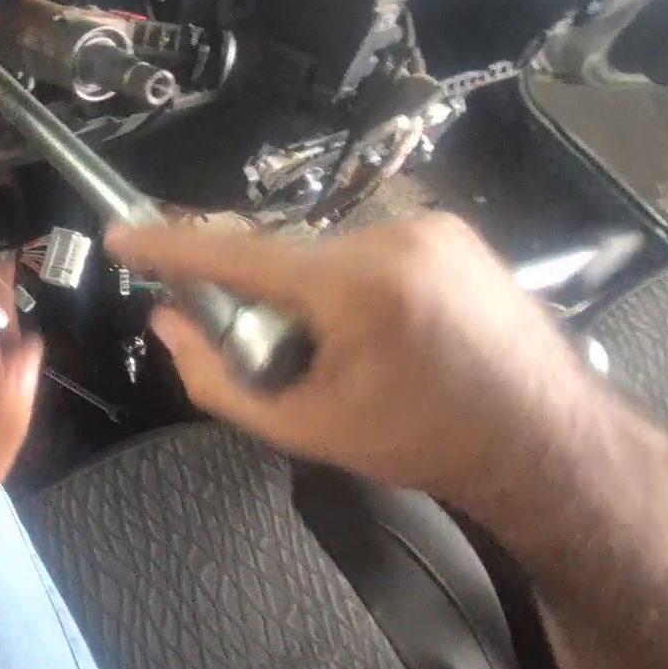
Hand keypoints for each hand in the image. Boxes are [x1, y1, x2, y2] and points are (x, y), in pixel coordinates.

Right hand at [108, 214, 618, 527]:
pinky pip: (356, 246)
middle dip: (251, 292)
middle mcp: (394, 237)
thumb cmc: (419, 444)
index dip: (170, 246)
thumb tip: (166, 322)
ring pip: (316, 250)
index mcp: (359, 289)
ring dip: (299, 289)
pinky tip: (368, 327)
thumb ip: (216, 378)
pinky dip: (337, 279)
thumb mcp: (301, 428)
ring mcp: (427, 225)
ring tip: (337, 348)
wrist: (545, 441)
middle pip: (277, 254)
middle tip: (267, 344)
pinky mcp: (445, 227)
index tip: (122, 235)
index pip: (238, 255)